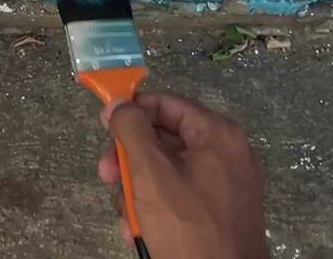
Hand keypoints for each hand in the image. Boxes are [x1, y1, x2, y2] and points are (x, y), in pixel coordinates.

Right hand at [99, 92, 267, 258]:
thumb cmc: (188, 227)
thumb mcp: (151, 173)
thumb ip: (130, 129)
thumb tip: (117, 102)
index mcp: (217, 134)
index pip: (166, 104)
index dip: (132, 111)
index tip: (105, 127)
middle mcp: (227, 153)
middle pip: (165, 139)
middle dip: (131, 159)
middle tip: (107, 176)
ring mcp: (227, 185)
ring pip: (169, 170)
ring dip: (139, 189)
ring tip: (125, 216)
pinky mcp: (222, 213)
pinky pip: (183, 195)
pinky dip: (159, 207)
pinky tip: (140, 230)